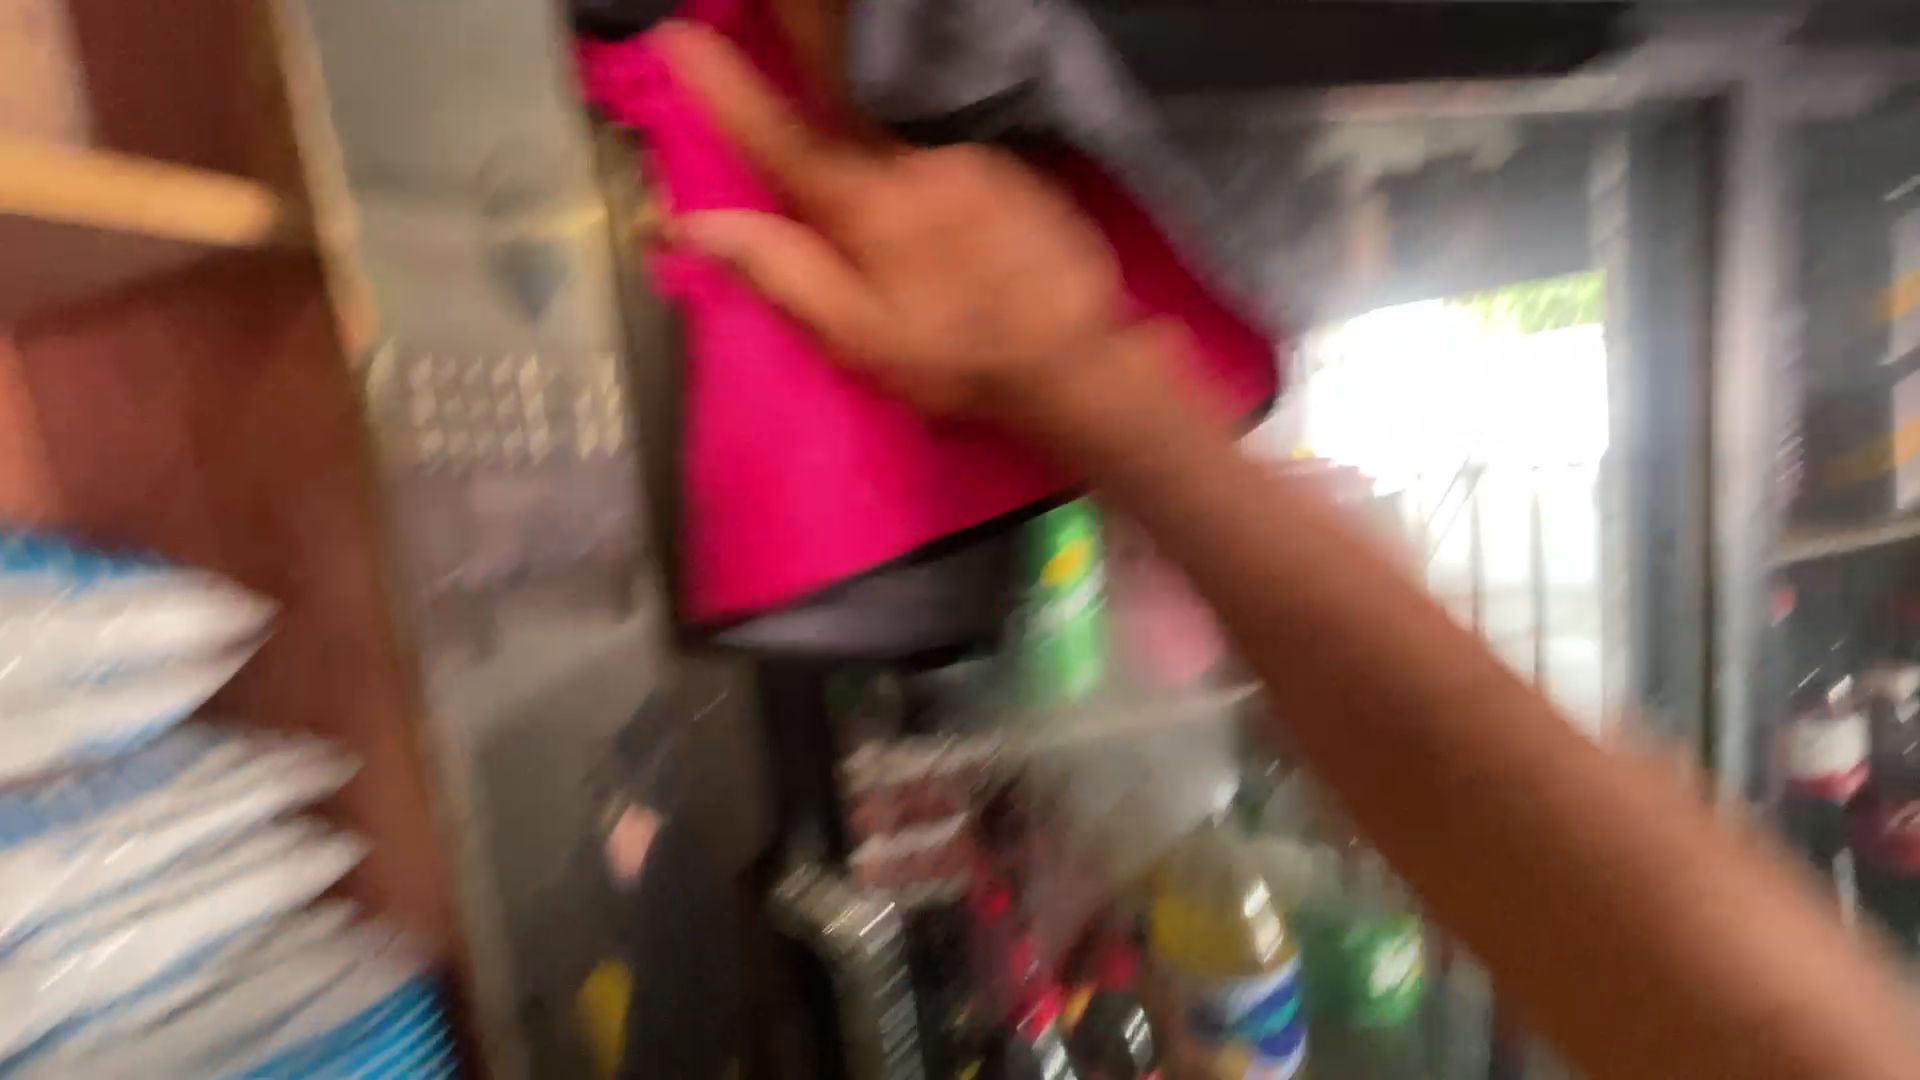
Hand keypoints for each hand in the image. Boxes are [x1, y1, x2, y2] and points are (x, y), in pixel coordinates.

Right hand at [655, 21, 1149, 429]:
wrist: (1074, 360)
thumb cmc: (957, 359)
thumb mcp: (857, 334)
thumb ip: (780, 273)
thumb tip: (696, 225)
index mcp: (864, 204)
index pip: (779, 135)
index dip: (726, 89)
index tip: (680, 39)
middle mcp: (914, 160)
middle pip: (842, 139)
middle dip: (820, 157)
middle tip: (838, 225)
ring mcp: (970, 160)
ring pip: (902, 161)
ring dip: (889, 195)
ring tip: (918, 268)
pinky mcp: (1012, 174)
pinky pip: (951, 172)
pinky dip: (938, 201)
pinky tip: (959, 252)